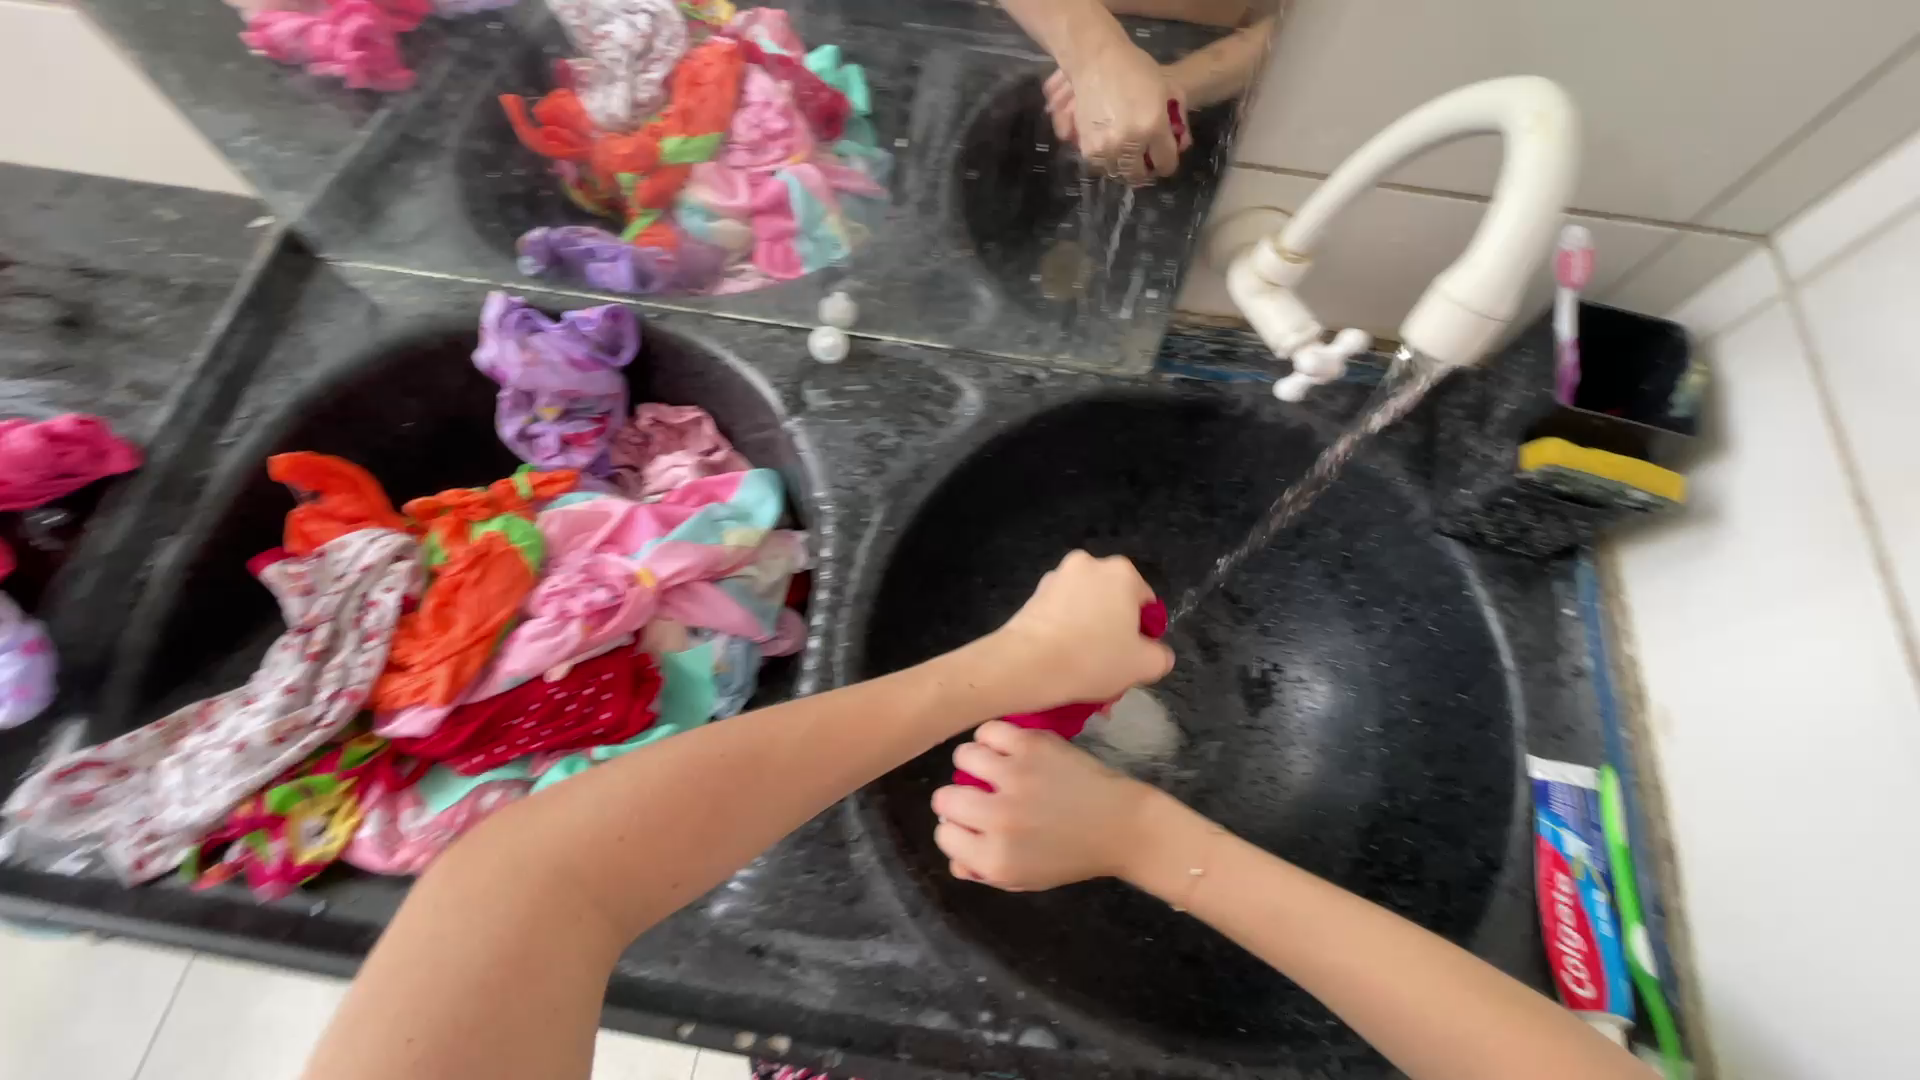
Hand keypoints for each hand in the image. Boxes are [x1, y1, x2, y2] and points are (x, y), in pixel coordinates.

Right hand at [932, 719, 1157, 889]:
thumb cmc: (1073, 855)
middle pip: (944, 798)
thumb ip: (984, 871)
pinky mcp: (1031, 745)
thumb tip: (954, 855)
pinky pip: (989, 731)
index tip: (970, 825)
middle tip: (977, 797)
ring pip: (963, 758)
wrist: (1121, 826)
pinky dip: (992, 738)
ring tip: (990, 769)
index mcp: (996, 857)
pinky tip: (1003, 749)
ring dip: (973, 766)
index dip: (956, 829)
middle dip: (957, 800)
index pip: (945, 835)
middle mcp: (999, 817)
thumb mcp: (1026, 878)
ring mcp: (1014, 776)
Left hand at [980, 551, 1174, 713]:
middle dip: (1113, 636)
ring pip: (1085, 612)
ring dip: (1088, 639)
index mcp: (1121, 572)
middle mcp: (1088, 565)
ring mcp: (1057, 577)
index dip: (1143, 634)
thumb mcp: (1146, 665)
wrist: (1028, 664)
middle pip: (1113, 605)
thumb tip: (1155, 651)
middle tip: (1109, 670)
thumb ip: (1161, 655)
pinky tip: (1063, 666)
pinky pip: (1060, 617)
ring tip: (1084, 676)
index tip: (1132, 658)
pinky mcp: (1033, 595)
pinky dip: (1065, 636)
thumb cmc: (1094, 658)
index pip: (1145, 604)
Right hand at [1044, 40, 1187, 184]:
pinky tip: (1110, 144)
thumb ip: (1176, 118)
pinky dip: (1108, 161)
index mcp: (1152, 126)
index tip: (1165, 157)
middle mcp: (1129, 143)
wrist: (1095, 61)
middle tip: (1145, 157)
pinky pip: (1102, 166)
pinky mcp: (1088, 150)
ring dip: (1125, 166)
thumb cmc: (1133, 69)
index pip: (1166, 163)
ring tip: (1126, 150)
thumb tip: (1182, 144)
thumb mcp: (1165, 89)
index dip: (1168, 162)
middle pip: (1139, 175)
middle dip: (1145, 168)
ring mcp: (1106, 149)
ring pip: (1120, 173)